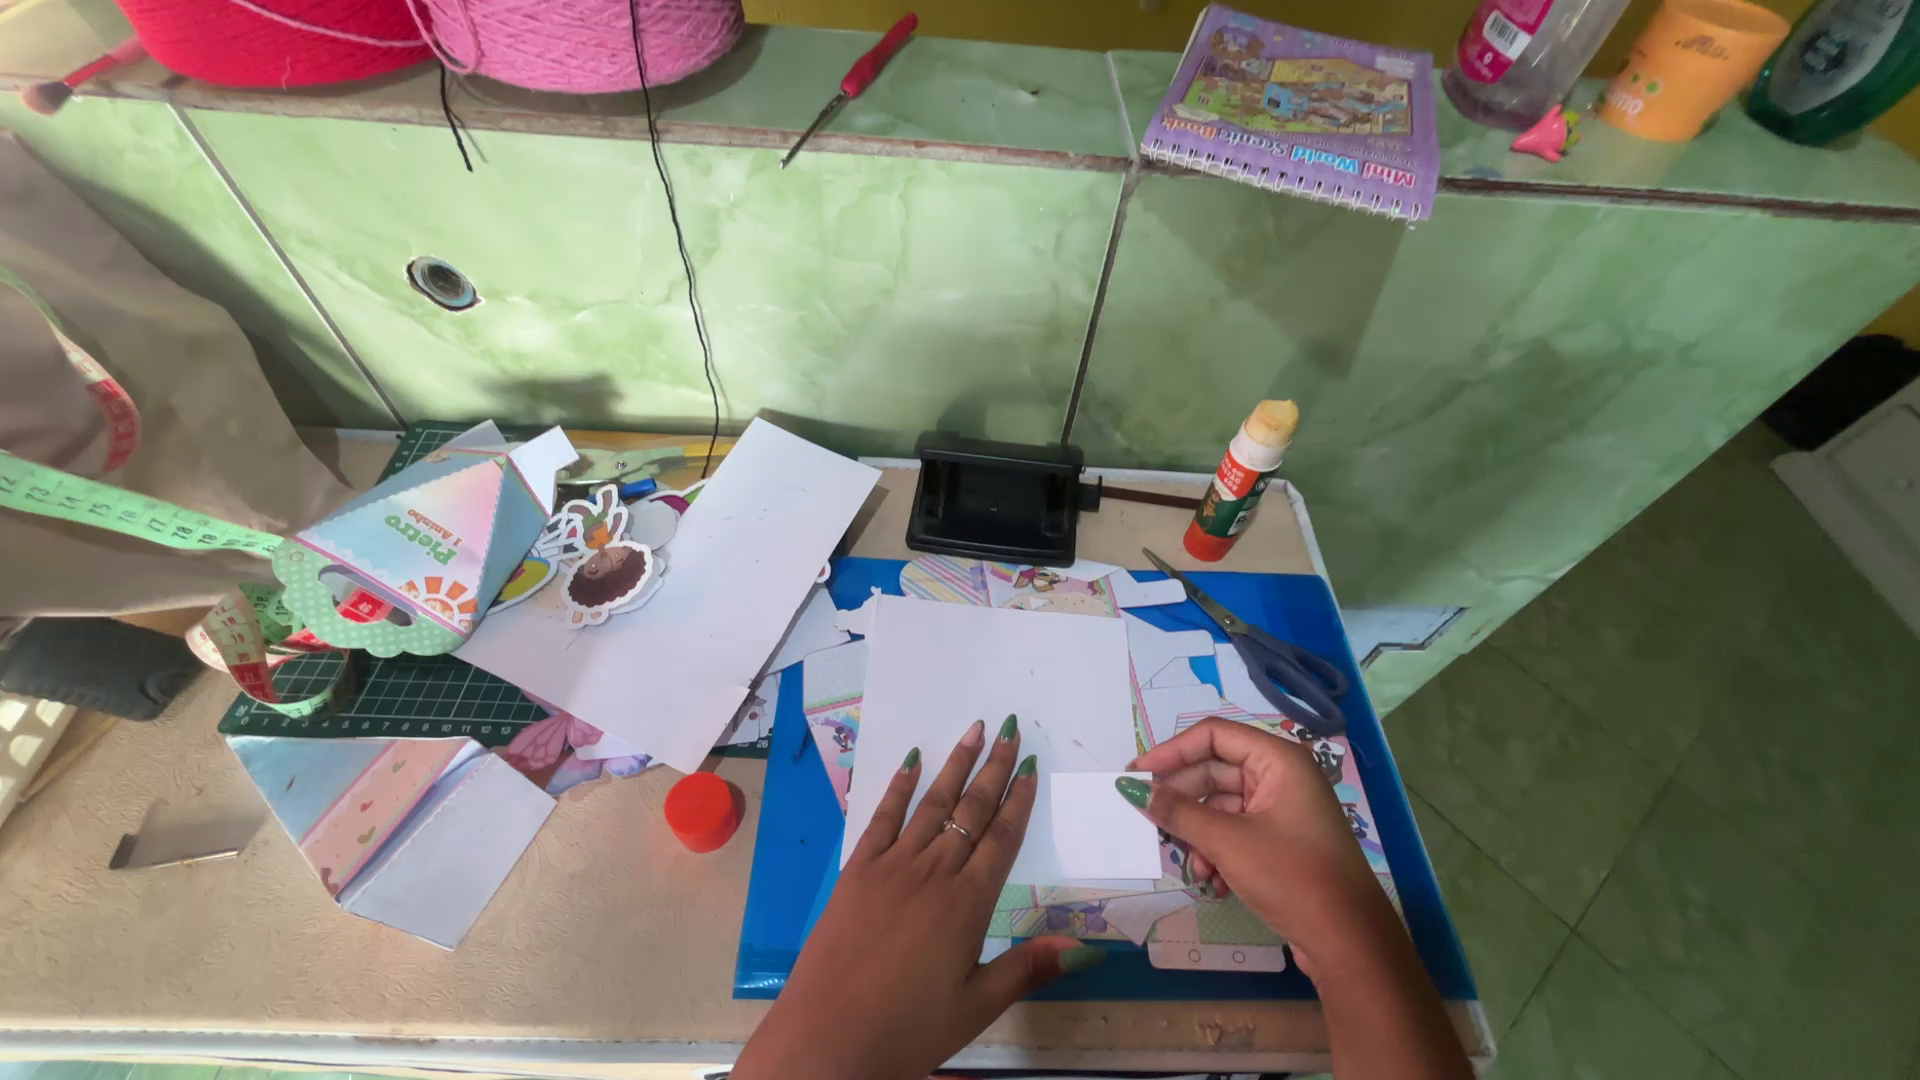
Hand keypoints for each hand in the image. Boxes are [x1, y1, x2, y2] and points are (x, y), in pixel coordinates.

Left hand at [732, 716, 1104, 1079]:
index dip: (1019, 799)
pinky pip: (882, 818)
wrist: (827, 1038)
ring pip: (932, 804)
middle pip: (971, 809)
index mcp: (968, 903)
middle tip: (1009, 728)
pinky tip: (910, 761)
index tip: (1030, 764)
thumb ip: (1027, 968)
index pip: (1002, 837)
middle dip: (994, 767)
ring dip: (954, 765)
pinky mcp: (858, 870)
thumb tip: (1084, 947)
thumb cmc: (908, 1029)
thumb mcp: (976, 1007)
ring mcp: (893, 865)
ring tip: (973, 731)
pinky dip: (898, 787)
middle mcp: (934, 871)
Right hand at [1127, 716, 1388, 975]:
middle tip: (1150, 821)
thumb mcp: (1227, 842)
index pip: (1212, 736)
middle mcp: (1280, 777)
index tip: (1137, 774)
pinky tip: (1211, 881)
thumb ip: (1177, 811)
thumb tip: (1134, 790)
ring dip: (1198, 835)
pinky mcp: (1280, 842)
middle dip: (1183, 802)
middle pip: (1214, 772)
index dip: (1171, 752)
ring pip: (1220, 807)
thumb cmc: (1292, 877)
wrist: (1350, 945)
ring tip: (1191, 866)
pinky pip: (1234, 832)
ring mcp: (1281, 811)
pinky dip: (1216, 852)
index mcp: (1278, 760)